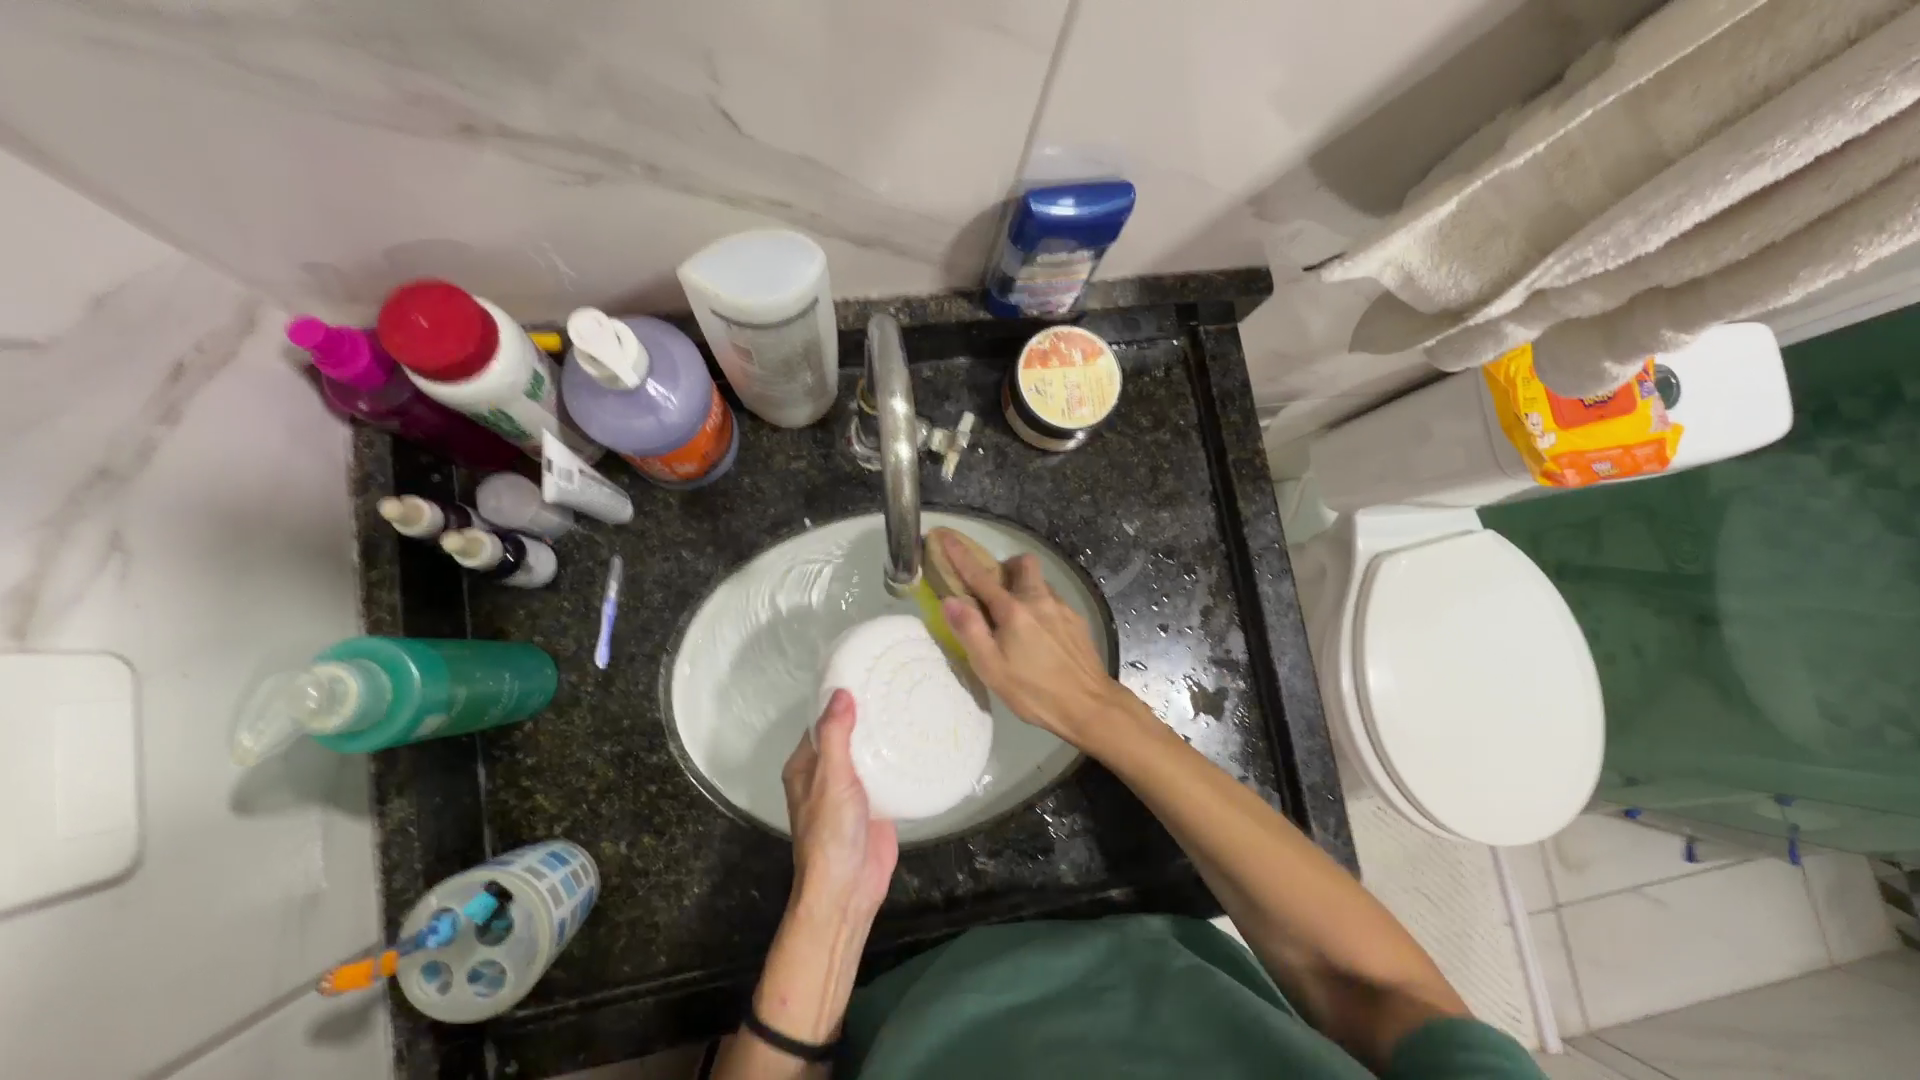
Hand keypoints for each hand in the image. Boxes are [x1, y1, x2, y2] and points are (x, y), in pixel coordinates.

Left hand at [781, 690, 897, 919]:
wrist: (849, 888)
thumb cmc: (831, 833)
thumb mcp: (830, 779)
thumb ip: (834, 736)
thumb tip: (840, 692)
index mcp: (806, 766)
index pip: (822, 721)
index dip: (841, 698)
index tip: (867, 673)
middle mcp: (827, 774)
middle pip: (849, 735)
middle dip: (870, 713)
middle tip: (899, 683)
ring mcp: (853, 790)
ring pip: (870, 753)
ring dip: (887, 735)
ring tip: (915, 703)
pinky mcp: (877, 805)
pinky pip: (889, 774)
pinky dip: (901, 759)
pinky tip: (921, 740)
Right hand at [939, 533, 1134, 746]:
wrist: (1089, 706)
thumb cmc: (1034, 692)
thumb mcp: (992, 668)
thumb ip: (970, 631)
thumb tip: (950, 600)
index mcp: (1013, 611)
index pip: (979, 576)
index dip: (959, 555)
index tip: (944, 535)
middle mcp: (1039, 600)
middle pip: (1022, 564)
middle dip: (1006, 567)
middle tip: (996, 591)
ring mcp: (1062, 608)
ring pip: (1040, 582)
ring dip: (1025, 589)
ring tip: (1018, 620)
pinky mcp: (1077, 621)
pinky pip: (1054, 601)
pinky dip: (1041, 607)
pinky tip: (1041, 635)